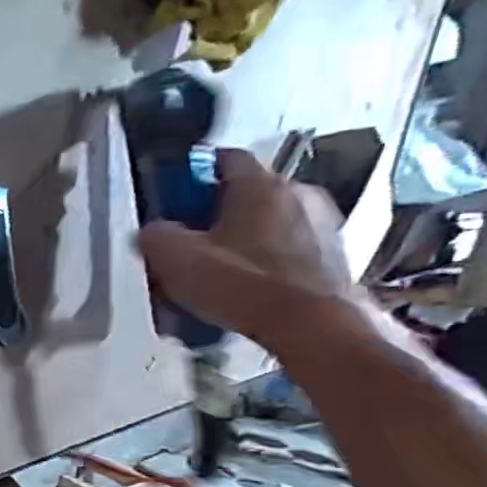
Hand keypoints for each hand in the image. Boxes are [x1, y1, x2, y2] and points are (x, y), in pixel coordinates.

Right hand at [137, 147, 358, 350]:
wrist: (311, 327)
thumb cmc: (246, 284)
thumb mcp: (176, 258)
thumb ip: (155, 237)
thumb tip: (152, 235)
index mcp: (259, 183)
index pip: (222, 158)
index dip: (192, 176)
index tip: (174, 198)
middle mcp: (297, 194)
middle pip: (244, 198)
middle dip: (214, 221)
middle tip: (189, 249)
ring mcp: (321, 228)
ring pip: (267, 229)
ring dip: (241, 247)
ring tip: (215, 282)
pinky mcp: (334, 262)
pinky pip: (287, 258)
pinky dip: (264, 272)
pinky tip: (243, 299)